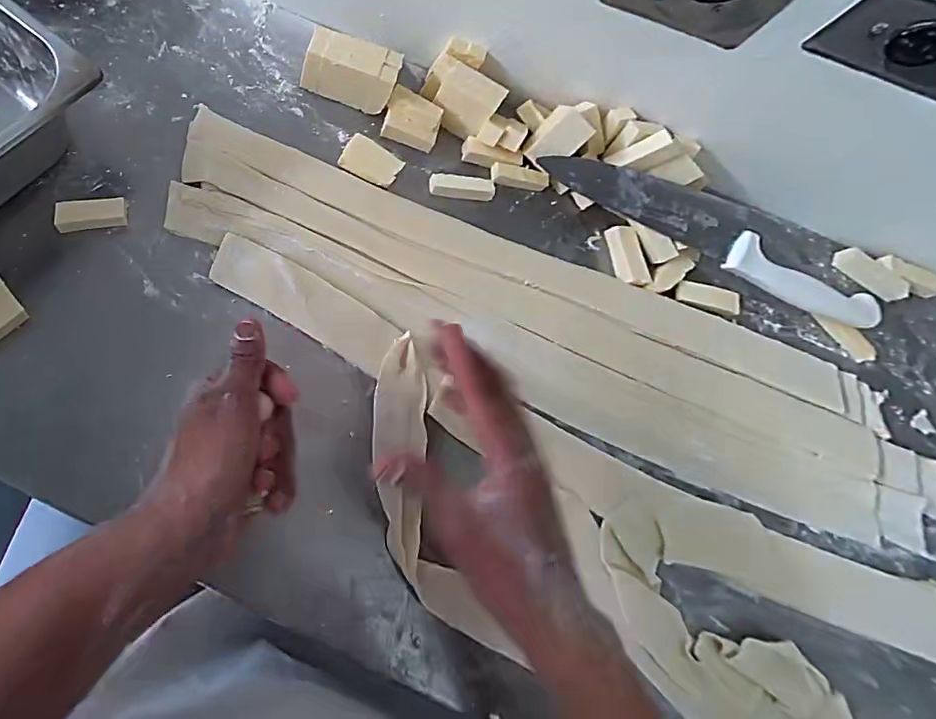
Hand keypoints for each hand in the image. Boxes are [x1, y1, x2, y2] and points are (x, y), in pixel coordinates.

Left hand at [138, 318, 298, 568]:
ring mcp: (234, 453)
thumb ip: (247, 362)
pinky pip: (273, 475)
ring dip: (279, 466)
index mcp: (217, 393)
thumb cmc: (212, 459)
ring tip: (264, 484)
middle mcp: (225, 419)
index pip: (260, 374)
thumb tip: (248, 320)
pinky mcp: (242, 483)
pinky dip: (275, 488)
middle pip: (274, 413)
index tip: (288, 400)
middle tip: (265, 451)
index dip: (278, 387)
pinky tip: (270, 502)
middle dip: (278, 436)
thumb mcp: (234, 401)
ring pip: (277, 446)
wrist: (190, 529)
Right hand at [376, 325, 654, 715]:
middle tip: (441, 337)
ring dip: (477, 377)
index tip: (443, 328)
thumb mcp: (457, 528)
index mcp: (508, 453)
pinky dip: (482, 401)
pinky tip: (462, 407)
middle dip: (470, 358)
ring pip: (505, 402)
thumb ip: (424, 486)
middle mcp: (523, 446)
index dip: (460, 358)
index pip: (481, 393)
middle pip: (499, 387)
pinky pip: (505, 420)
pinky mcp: (527, 471)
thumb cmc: (505, 570)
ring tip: (447, 364)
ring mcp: (529, 458)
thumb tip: (384, 458)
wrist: (551, 609)